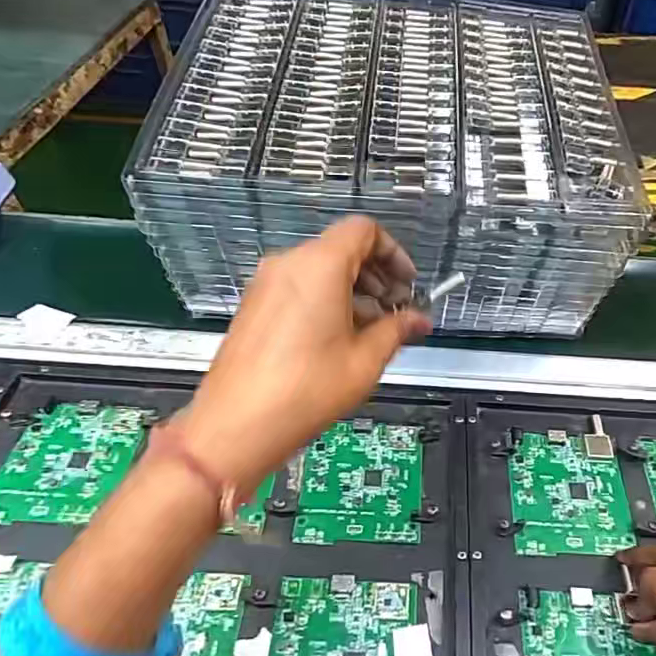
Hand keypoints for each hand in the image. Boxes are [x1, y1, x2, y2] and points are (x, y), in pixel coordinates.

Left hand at [178, 216, 428, 491]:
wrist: (238, 424)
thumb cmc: (303, 390)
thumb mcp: (366, 359)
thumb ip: (397, 329)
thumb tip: (417, 321)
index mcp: (319, 265)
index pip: (364, 231)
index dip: (394, 253)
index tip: (407, 283)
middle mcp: (288, 265)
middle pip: (342, 249)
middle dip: (376, 277)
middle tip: (396, 311)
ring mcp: (266, 285)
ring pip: (319, 271)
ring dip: (352, 292)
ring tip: (371, 332)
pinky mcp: (254, 306)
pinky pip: (298, 289)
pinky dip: (325, 302)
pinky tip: (339, 340)